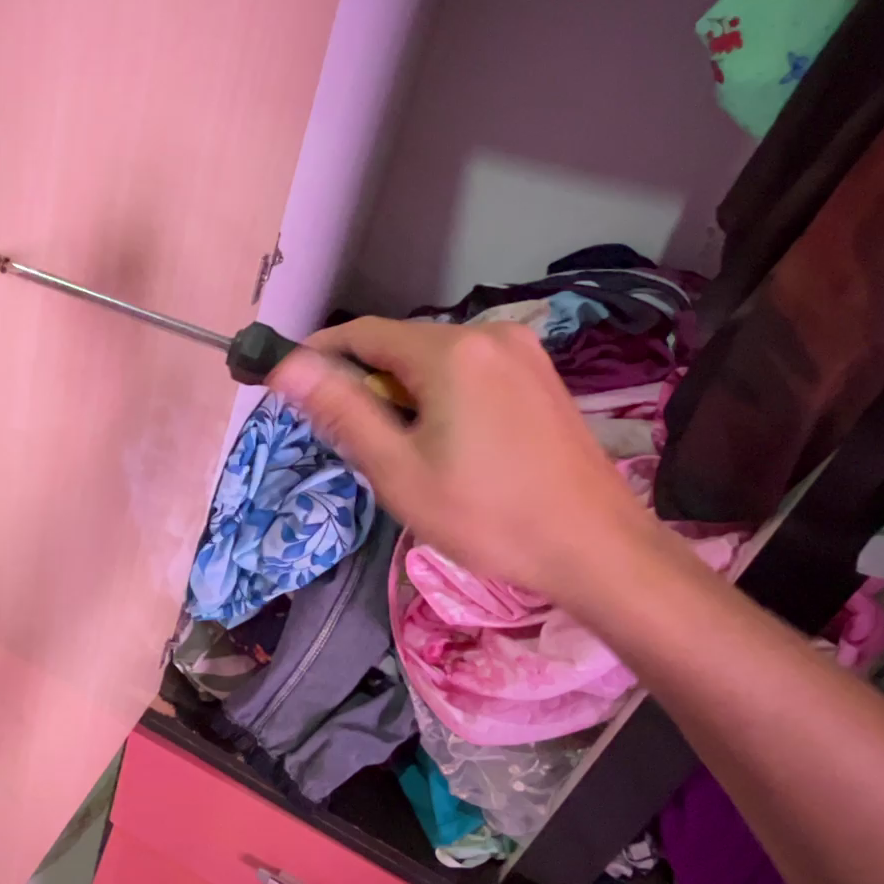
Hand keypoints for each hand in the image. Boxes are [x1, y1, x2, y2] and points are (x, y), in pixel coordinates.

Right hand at [267, 317, 661, 600]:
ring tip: (403, 453)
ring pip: (432, 361)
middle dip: (365, 384)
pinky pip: (467, 372)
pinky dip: (439, 398)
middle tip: (355, 443)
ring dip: (402, 395)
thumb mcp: (398, 469)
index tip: (287, 386)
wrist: (597, 550)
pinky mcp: (539, 376)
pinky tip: (448, 446)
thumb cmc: (488, 516)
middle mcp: (489, 334)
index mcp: (451, 351)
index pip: (360, 333)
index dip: (316, 354)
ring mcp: (521, 353)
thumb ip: (341, 411)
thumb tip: (286, 365)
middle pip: (398, 346)